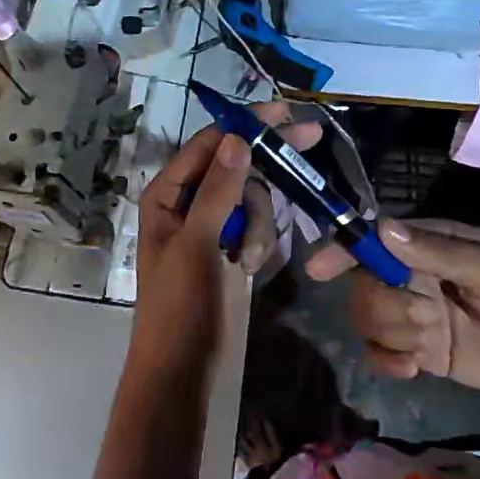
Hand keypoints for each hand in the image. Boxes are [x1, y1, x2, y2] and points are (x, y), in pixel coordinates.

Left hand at [135, 105, 320, 362]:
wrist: (182, 366)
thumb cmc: (179, 305)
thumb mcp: (197, 244)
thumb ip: (218, 191)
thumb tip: (238, 138)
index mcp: (168, 193)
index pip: (210, 144)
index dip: (246, 124)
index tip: (285, 113)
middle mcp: (188, 201)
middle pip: (236, 165)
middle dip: (266, 166)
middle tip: (312, 137)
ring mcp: (211, 225)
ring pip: (252, 197)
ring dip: (260, 224)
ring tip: (248, 258)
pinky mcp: (229, 247)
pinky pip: (256, 226)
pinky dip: (260, 242)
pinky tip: (249, 267)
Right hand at [306, 219, 479, 407]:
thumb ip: (441, 253)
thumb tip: (382, 230)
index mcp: (433, 244)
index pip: (375, 239)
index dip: (344, 249)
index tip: (319, 268)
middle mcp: (416, 275)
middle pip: (365, 283)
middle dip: (386, 304)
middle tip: (426, 317)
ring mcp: (417, 314)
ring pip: (369, 318)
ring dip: (395, 332)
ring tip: (434, 341)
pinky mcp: (422, 352)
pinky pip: (380, 353)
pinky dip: (388, 360)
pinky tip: (414, 368)